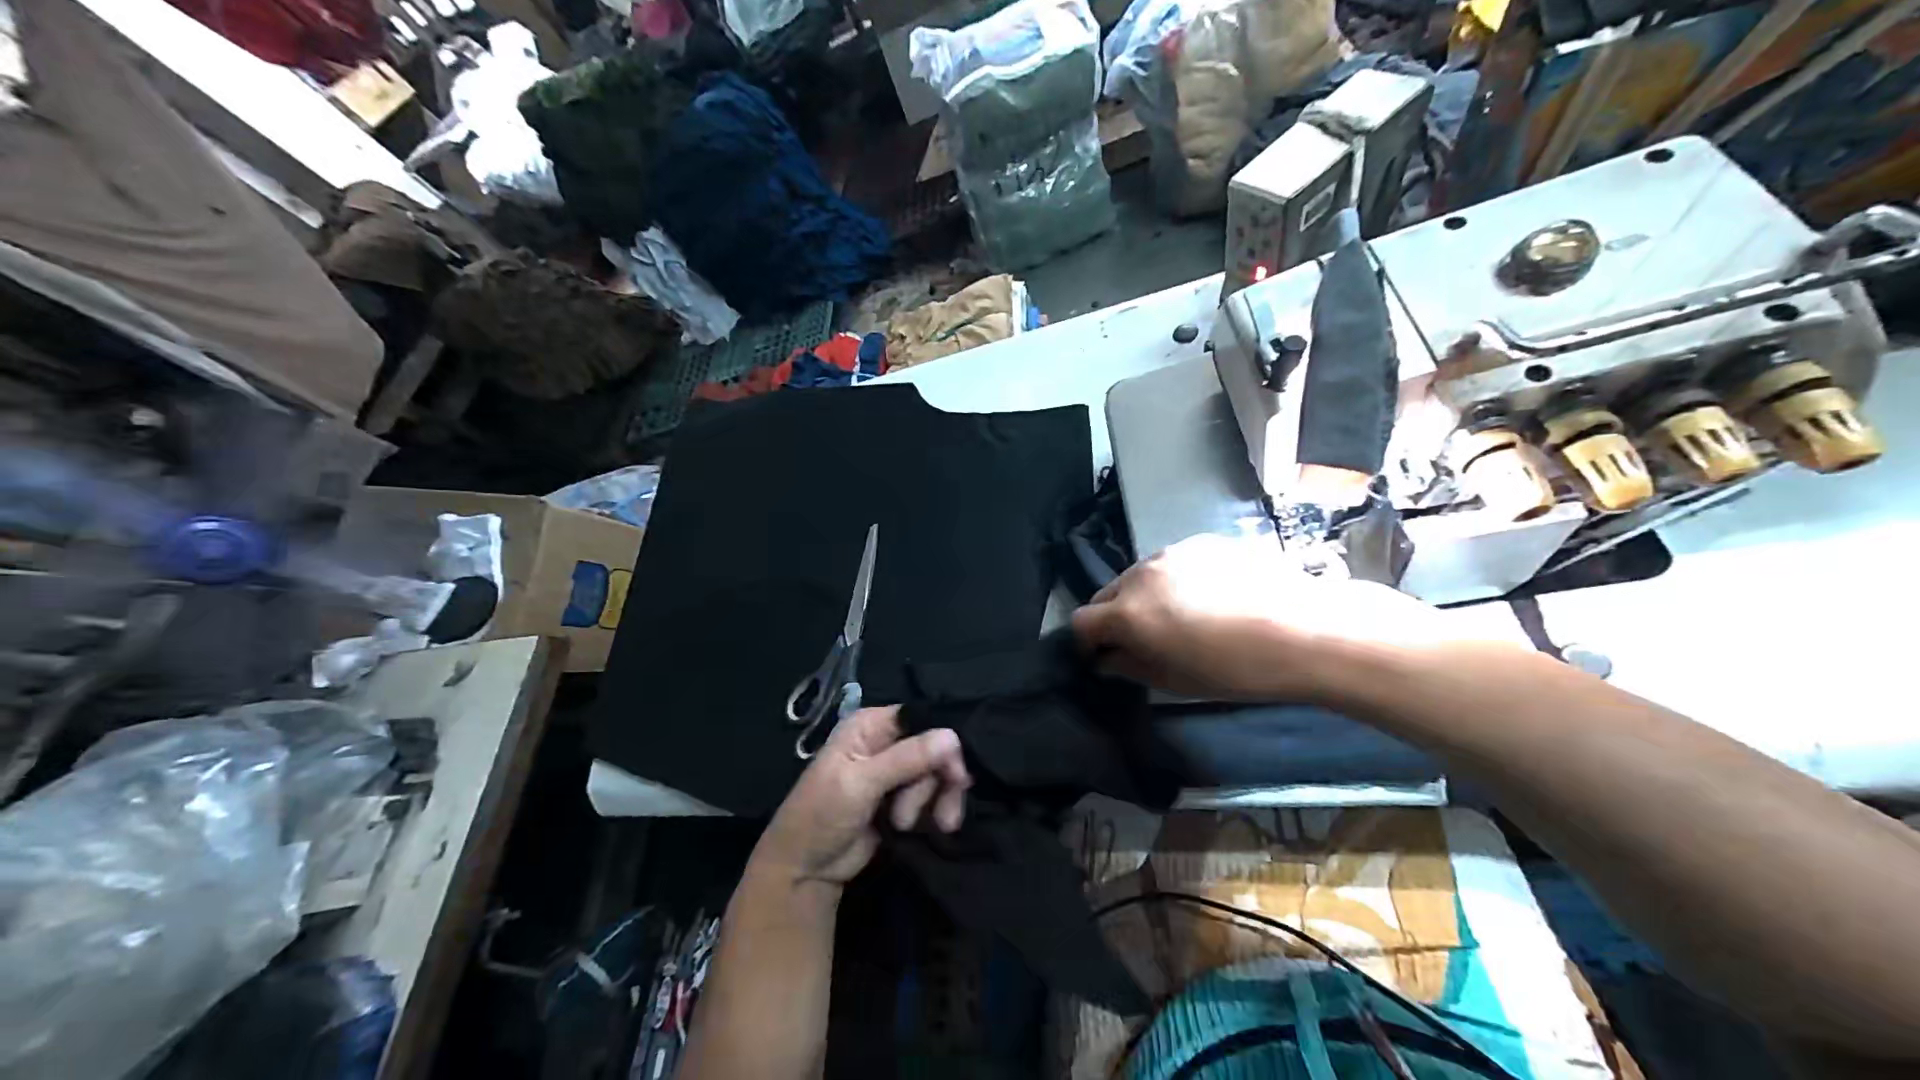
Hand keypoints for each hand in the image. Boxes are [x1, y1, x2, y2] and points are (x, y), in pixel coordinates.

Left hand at [751, 705, 970, 889]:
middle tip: (937, 813)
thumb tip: (953, 736)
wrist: (805, 869)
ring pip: (936, 773)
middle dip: (935, 781)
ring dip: (931, 801)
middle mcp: (885, 741)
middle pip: (935, 748)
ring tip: (906, 825)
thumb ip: (906, 759)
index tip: (956, 775)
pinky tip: (922, 828)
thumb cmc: (822, 816)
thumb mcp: (861, 784)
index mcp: (870, 725)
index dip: (943, 743)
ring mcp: (894, 771)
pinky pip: (932, 795)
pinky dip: (933, 811)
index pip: (922, 719)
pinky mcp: (902, 798)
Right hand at [1071, 532, 1450, 701]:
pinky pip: (1173, 563)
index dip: (1088, 643)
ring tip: (1183, 616)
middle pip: (1107, 593)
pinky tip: (1212, 597)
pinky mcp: (1203, 541)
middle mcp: (1141, 573)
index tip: (1106, 657)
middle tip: (1145, 639)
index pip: (1081, 621)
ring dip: (1145, 596)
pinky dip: (1176, 580)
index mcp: (1127, 612)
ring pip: (1140, 575)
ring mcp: (1172, 552)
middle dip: (1115, 617)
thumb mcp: (1175, 681)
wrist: (1306, 631)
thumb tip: (1107, 660)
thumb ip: (1129, 667)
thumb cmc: (1236, 669)